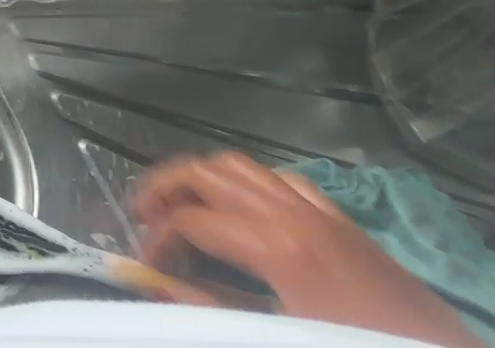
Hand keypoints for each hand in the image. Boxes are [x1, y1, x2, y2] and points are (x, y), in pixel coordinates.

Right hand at [134, 152, 482, 347]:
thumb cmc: (351, 345)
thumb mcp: (273, 334)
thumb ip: (212, 305)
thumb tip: (155, 283)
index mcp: (274, 245)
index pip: (189, 221)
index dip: (156, 239)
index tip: (146, 266)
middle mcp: (291, 213)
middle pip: (204, 174)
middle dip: (163, 189)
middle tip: (143, 216)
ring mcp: (320, 212)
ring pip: (239, 165)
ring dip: (200, 178)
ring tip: (181, 202)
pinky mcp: (343, 221)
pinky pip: (284, 179)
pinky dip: (250, 183)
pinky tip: (243, 206)